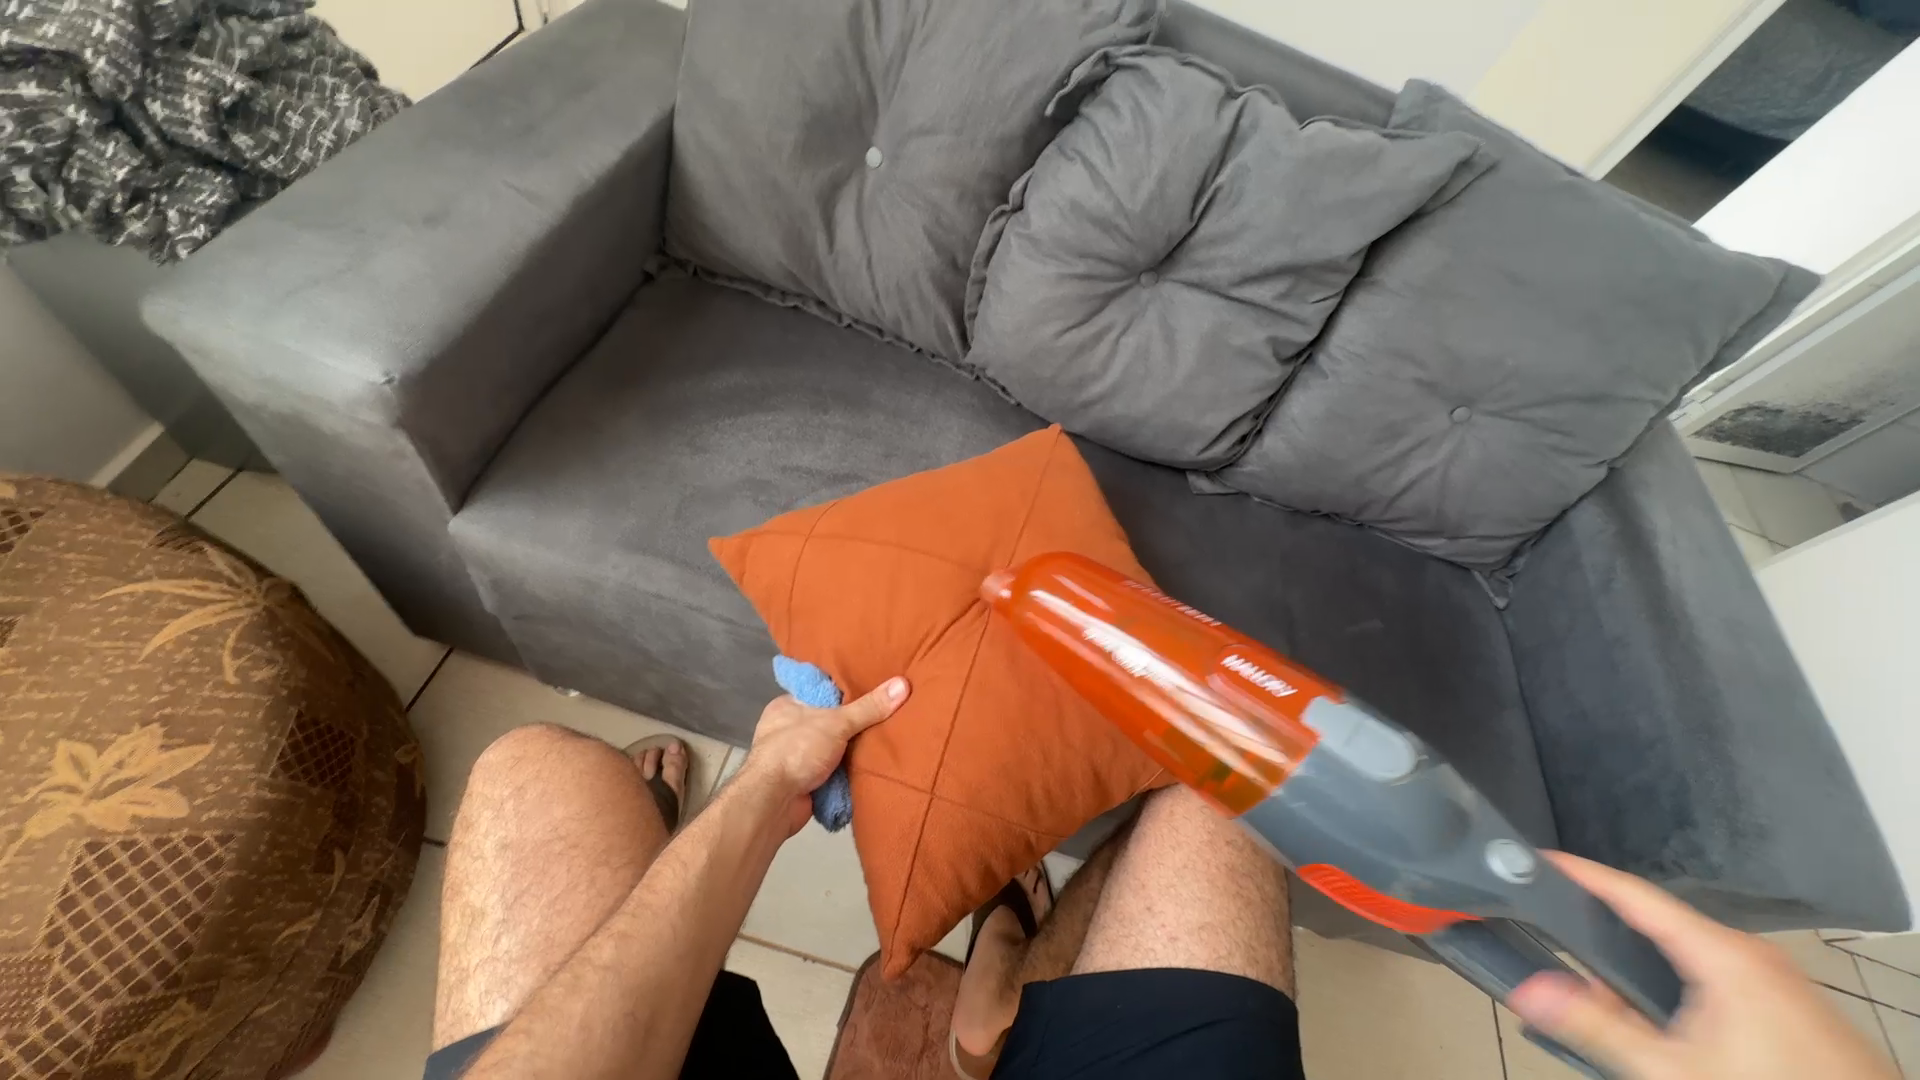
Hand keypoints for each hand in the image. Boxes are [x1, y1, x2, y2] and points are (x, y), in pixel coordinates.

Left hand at [739, 676, 908, 835]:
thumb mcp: (836, 722)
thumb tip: (903, 683)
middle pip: (830, 721)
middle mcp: (788, 730)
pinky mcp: (804, 782)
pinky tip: (872, 767)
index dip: (846, 691)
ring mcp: (796, 758)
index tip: (874, 687)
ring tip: (887, 739)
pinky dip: (848, 773)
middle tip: (887, 714)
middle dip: (853, 724)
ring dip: (852, 752)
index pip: (821, 691)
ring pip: (833, 749)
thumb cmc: (796, 749)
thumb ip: (869, 707)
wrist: (773, 803)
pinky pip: (833, 772)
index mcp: (787, 705)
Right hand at [1509, 853, 1897, 1079]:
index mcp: (1723, 954)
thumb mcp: (1673, 1070)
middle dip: (1602, 935)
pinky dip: (1674, 986)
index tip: (1538, 857)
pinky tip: (1660, 1024)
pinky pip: (1715, 975)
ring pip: (1684, 953)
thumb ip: (1594, 1025)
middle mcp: (1751, 955)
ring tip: (1605, 1001)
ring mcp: (1776, 979)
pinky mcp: (1790, 1004)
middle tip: (1555, 942)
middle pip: (1654, 923)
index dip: (1580, 871)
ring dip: (1638, 970)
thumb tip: (1527, 990)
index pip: (1632, 892)